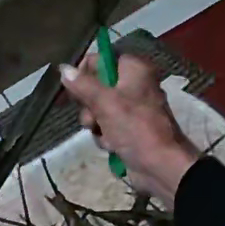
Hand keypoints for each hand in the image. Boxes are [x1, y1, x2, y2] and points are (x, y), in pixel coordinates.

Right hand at [58, 54, 199, 205]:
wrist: (161, 166)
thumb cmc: (135, 128)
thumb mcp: (105, 102)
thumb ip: (82, 84)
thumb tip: (64, 68)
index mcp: (134, 70)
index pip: (101, 59)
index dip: (84, 73)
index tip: (74, 89)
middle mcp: (134, 85)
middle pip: (96, 86)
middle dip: (89, 105)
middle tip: (92, 116)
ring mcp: (132, 109)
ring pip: (98, 109)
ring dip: (95, 124)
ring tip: (103, 134)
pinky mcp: (130, 129)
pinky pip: (107, 126)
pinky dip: (105, 136)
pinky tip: (112, 146)